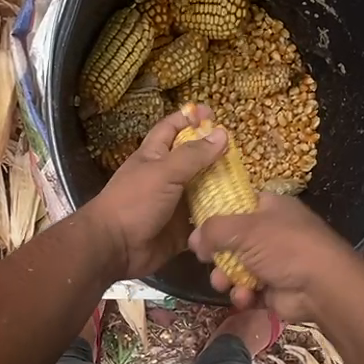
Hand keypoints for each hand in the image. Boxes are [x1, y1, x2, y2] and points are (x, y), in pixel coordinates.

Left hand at [79, 105, 228, 278]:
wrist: (115, 248)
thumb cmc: (134, 202)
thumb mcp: (163, 172)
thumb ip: (193, 155)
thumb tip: (223, 134)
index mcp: (155, 156)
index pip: (172, 128)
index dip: (190, 118)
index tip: (214, 114)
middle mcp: (166, 177)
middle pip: (194, 160)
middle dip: (215, 156)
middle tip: (242, 154)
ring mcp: (174, 204)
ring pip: (203, 191)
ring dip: (222, 189)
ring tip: (248, 183)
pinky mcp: (180, 230)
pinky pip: (203, 221)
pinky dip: (218, 219)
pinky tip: (239, 214)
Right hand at [188, 191, 363, 322]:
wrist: (320, 287)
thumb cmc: (284, 246)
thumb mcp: (244, 229)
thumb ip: (213, 230)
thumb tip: (194, 240)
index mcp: (271, 208)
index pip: (238, 204)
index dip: (217, 215)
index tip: (199, 228)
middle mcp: (272, 232)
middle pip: (233, 240)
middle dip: (218, 254)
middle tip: (207, 259)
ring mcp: (273, 262)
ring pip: (236, 268)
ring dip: (226, 277)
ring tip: (224, 283)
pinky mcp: (273, 288)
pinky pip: (247, 290)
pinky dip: (243, 294)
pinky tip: (246, 297)